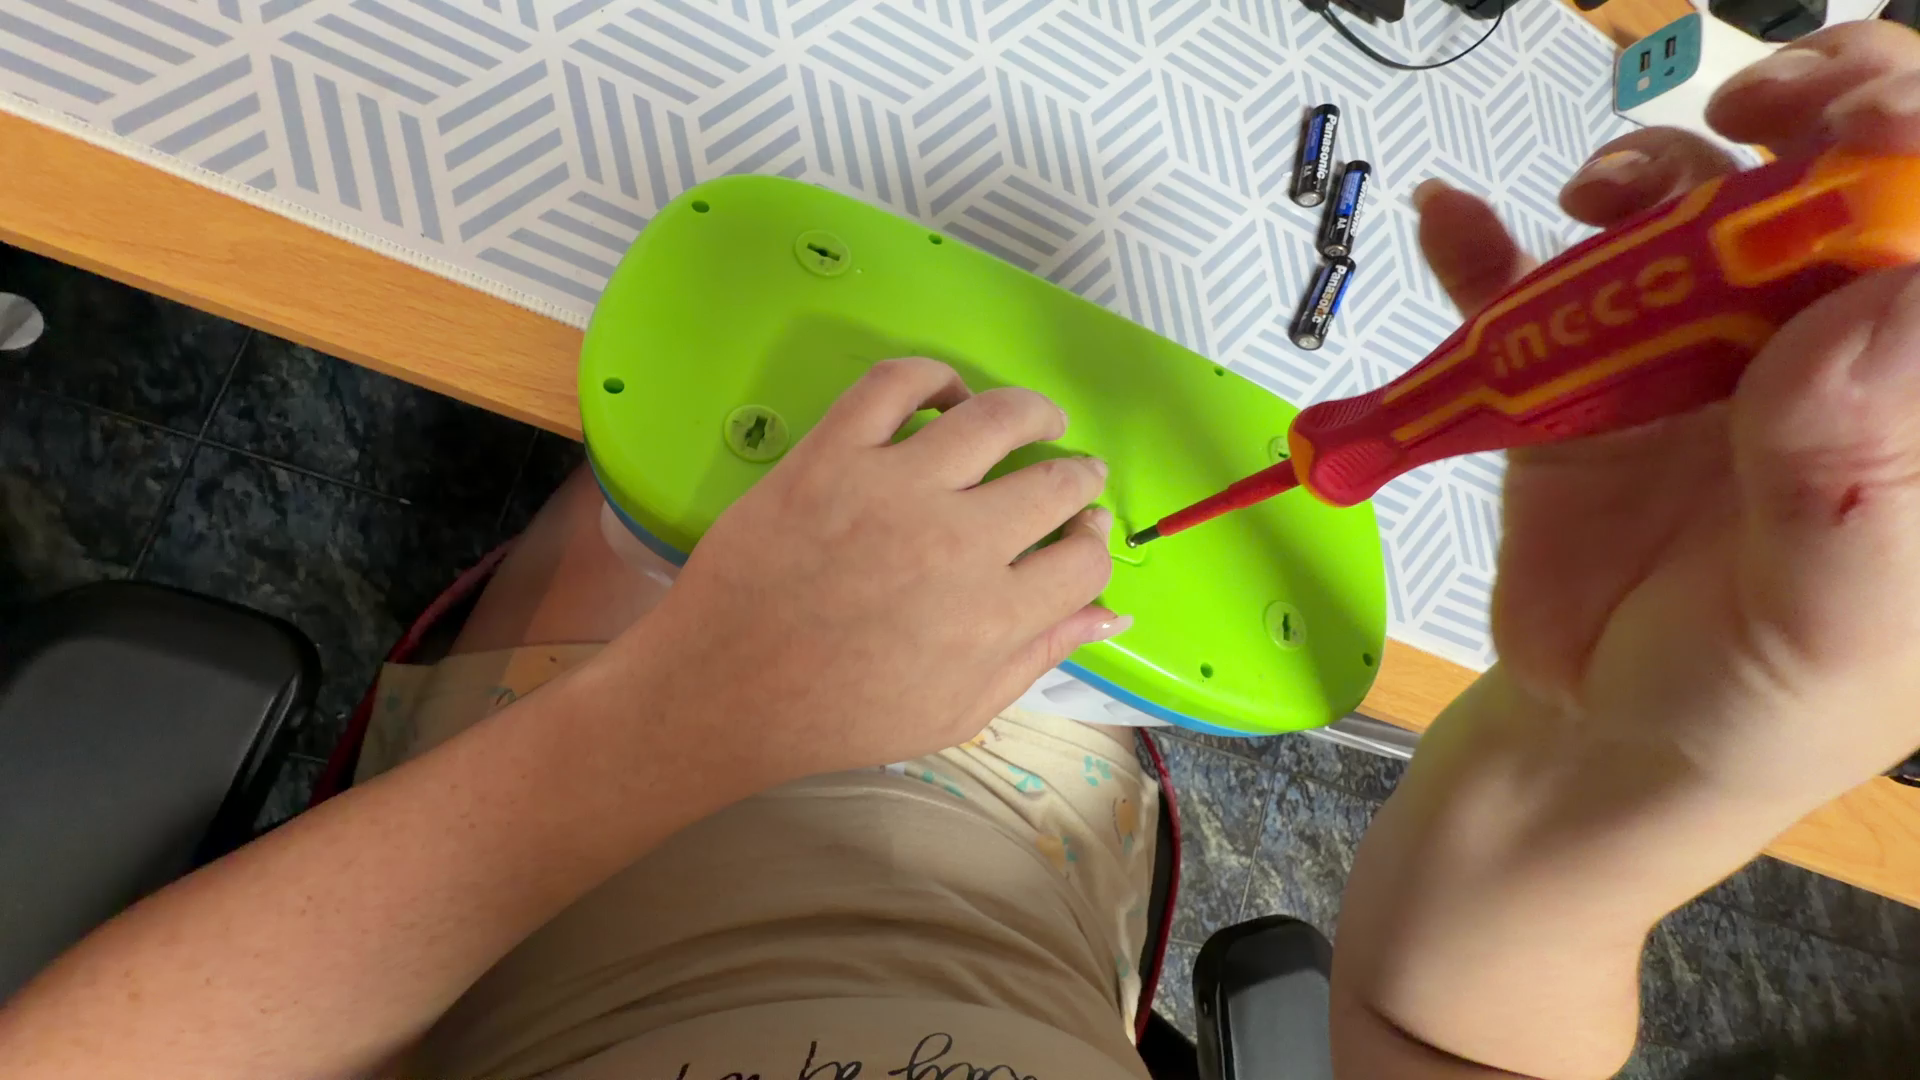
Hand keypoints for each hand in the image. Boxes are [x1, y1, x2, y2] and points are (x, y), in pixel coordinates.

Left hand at [623, 358, 1120, 782]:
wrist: (728, 688)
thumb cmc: (844, 714)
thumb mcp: (957, 710)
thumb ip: (1038, 657)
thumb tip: (1112, 615)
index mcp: (993, 617)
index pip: (1084, 561)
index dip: (1093, 544)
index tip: (1082, 534)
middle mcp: (958, 542)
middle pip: (1056, 484)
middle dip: (1081, 476)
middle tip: (1076, 472)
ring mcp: (893, 488)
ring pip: (994, 417)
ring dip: (1033, 411)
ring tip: (1039, 418)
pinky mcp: (832, 454)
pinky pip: (895, 384)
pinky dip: (932, 376)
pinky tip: (947, 395)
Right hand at [1414, 21, 1919, 811]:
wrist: (1590, 729)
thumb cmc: (1743, 698)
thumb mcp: (1827, 623)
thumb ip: (1854, 485)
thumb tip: (1875, 302)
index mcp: (1917, 406)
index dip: (1918, 158)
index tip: (1845, 141)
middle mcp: (1804, 362)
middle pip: (1818, 195)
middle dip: (1797, 126)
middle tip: (1737, 124)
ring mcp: (1672, 373)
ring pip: (1667, 231)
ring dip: (1632, 182)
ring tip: (1585, 196)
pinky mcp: (1559, 400)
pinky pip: (1517, 312)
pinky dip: (1477, 260)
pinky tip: (1446, 218)